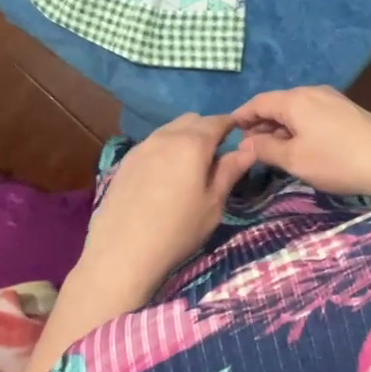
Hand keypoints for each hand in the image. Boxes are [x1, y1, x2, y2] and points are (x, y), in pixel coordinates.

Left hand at [79, 113, 253, 298]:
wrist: (122, 250)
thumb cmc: (177, 230)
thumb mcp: (212, 204)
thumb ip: (229, 172)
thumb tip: (248, 149)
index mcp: (192, 143)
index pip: (217, 121)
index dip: (229, 125)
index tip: (238, 136)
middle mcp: (166, 136)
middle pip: (192, 120)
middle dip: (206, 130)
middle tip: (215, 155)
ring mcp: (142, 146)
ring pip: (170, 129)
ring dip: (184, 137)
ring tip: (189, 166)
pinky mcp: (126, 160)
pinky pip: (152, 143)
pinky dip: (165, 148)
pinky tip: (164, 174)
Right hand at [232, 86, 370, 200]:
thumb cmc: (337, 160)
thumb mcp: (295, 160)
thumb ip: (265, 150)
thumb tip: (245, 144)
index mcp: (294, 99)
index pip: (258, 102)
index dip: (242, 116)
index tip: (230, 132)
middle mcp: (311, 92)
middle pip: (278, 104)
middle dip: (261, 124)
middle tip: (249, 147)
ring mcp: (332, 100)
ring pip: (296, 110)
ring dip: (281, 128)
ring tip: (273, 151)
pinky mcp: (346, 111)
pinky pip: (312, 114)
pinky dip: (299, 128)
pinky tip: (300, 147)